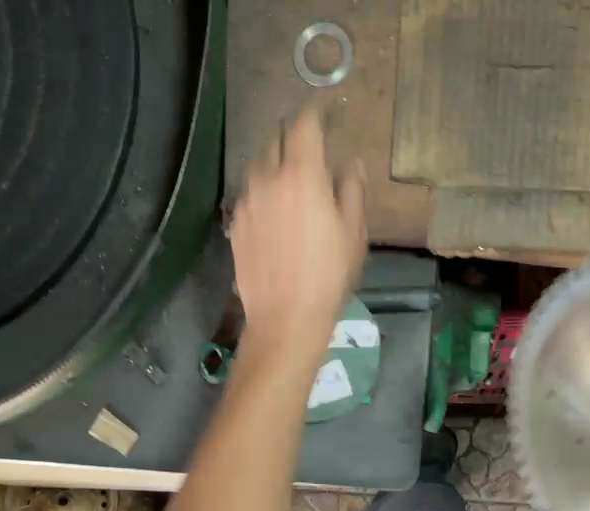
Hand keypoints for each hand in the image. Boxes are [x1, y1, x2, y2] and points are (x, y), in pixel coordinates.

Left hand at [230, 106, 366, 353]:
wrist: (285, 319)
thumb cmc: (328, 278)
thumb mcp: (353, 234)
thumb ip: (351, 191)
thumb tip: (350, 165)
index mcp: (302, 174)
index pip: (305, 124)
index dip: (316, 112)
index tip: (326, 111)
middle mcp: (268, 179)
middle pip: (278, 141)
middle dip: (295, 139)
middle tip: (311, 150)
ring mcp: (247, 202)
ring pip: (259, 168)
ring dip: (276, 165)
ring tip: (291, 182)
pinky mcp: (236, 225)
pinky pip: (250, 195)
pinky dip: (263, 193)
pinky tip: (275, 213)